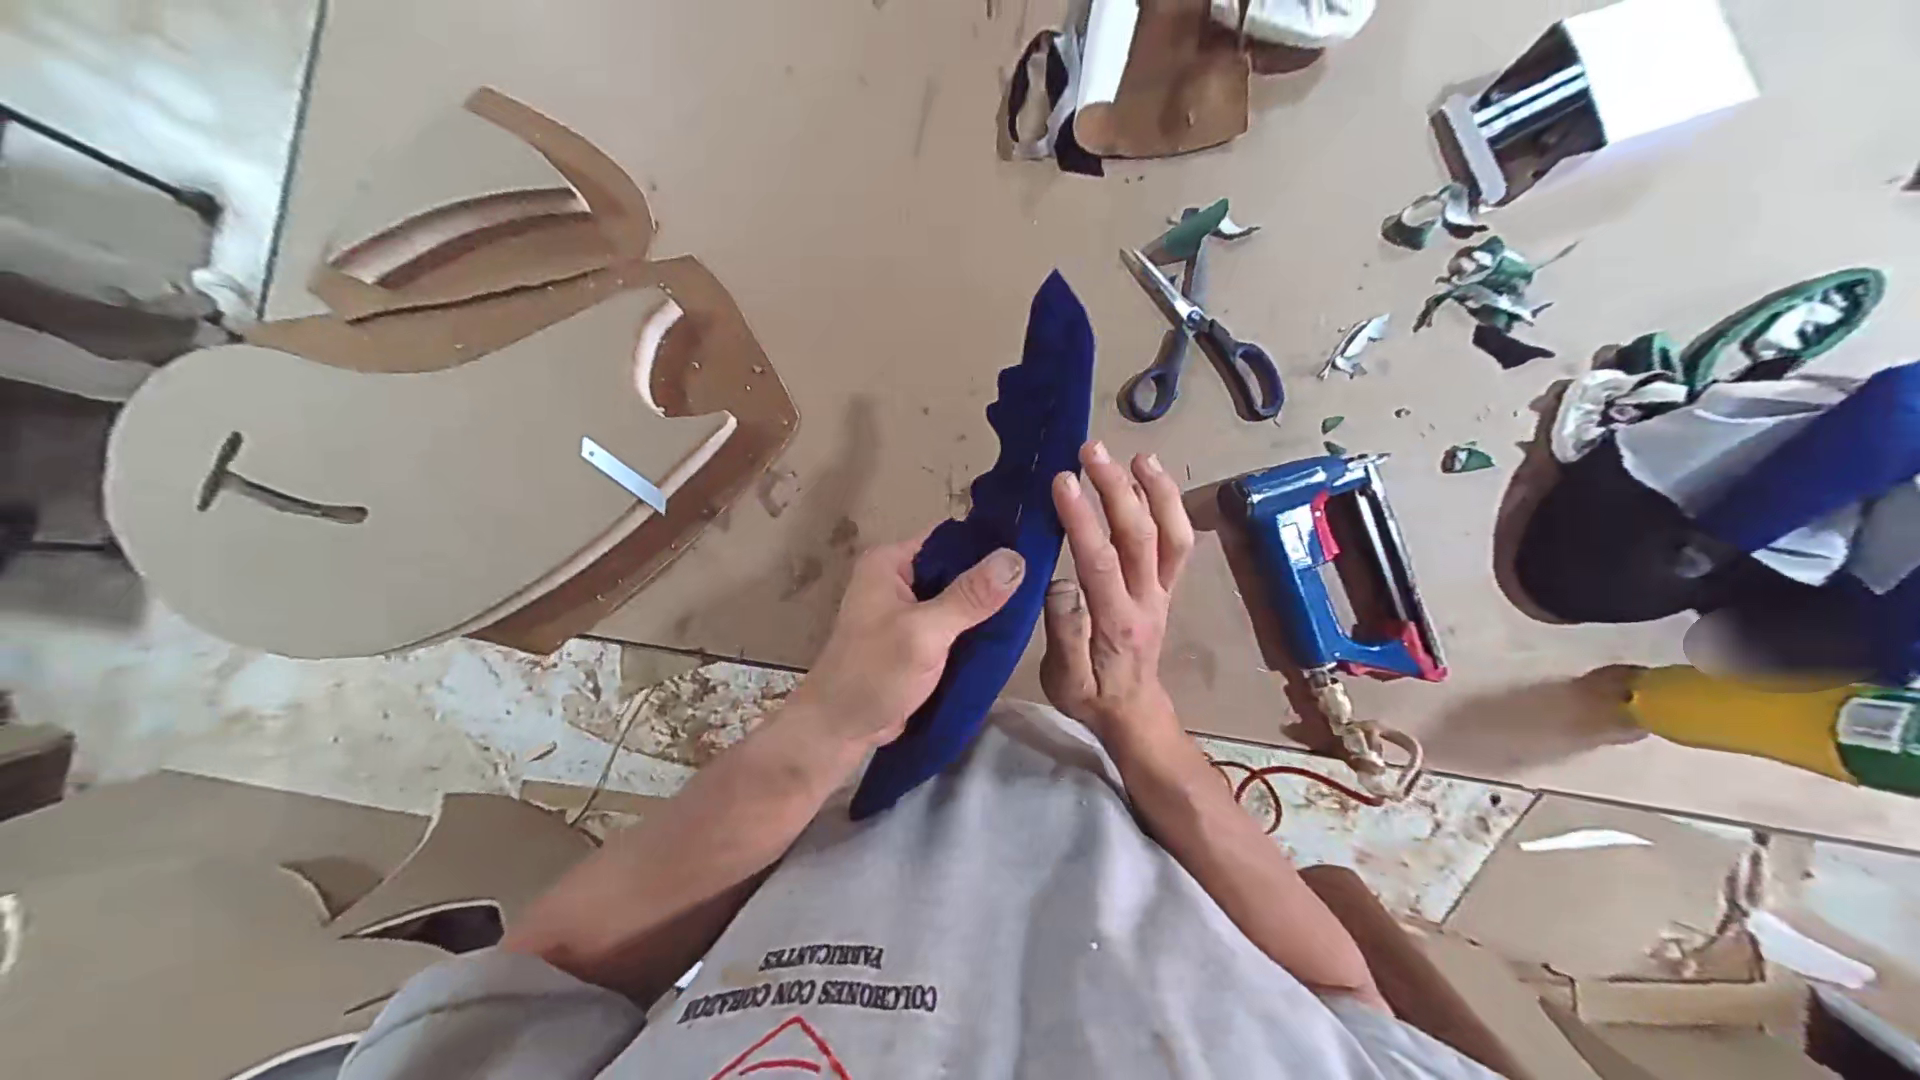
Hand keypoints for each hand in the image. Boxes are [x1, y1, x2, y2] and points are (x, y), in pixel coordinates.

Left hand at [789, 531, 1025, 750]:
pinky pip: (954, 623)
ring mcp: (907, 610)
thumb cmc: (873, 674)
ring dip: (987, 605)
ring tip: (1034, 602)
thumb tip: (1017, 558)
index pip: (949, 537)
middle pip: (957, 567)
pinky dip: (976, 627)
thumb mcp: (924, 632)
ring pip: (958, 597)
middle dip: (992, 576)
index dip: (988, 541)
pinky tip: (1009, 630)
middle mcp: (898, 578)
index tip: (1033, 548)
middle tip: (1041, 581)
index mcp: (890, 562)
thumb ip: (969, 597)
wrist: (839, 730)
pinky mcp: (917, 638)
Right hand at [1042, 440, 1193, 745]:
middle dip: (1117, 489)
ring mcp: (1163, 591)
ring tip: (1136, 455)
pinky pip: (1178, 543)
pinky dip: (1170, 507)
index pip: (1100, 561)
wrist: (1134, 712)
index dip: (1083, 518)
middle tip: (1091, 450)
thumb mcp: (1065, 680)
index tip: (1063, 480)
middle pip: (1141, 536)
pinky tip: (1152, 479)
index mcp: (1117, 622)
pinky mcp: (1168, 587)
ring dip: (1157, 491)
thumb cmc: (1091, 696)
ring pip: (1172, 534)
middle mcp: (1148, 600)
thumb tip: (1058, 583)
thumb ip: (1063, 634)